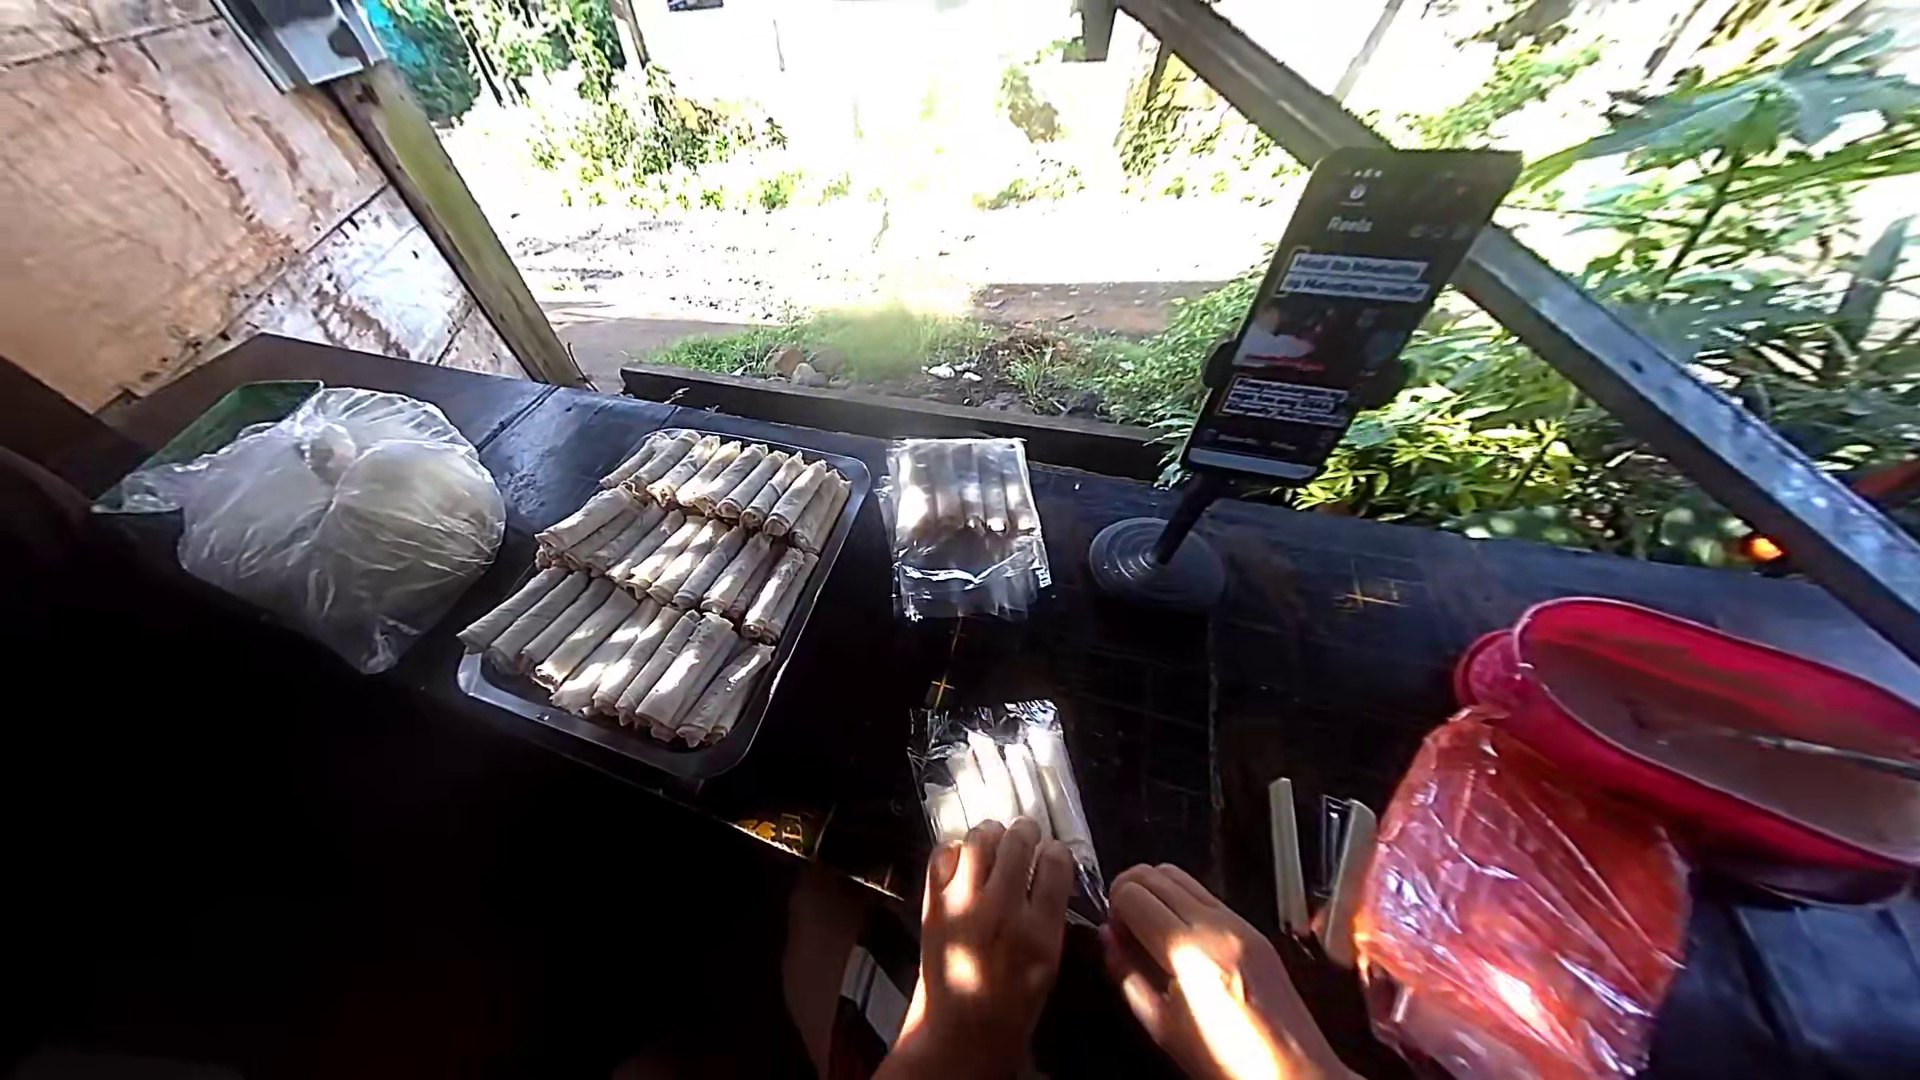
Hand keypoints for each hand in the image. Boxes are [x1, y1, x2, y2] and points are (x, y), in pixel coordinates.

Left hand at [881, 818, 1074, 1079]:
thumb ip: (1051, 913)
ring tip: (996, 839)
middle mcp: (1001, 911)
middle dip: (1025, 831)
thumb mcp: (1048, 964)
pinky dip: (956, 850)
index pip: (1055, 864)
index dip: (1056, 851)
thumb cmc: (1009, 1005)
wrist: (956, 1036)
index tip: (1053, 851)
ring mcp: (963, 902)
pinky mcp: (934, 901)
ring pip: (980, 837)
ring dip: (992, 833)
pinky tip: (965, 860)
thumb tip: (1050, 867)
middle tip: (1025, 833)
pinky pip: (945, 852)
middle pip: (1018, 841)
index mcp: (1037, 934)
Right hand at [1102, 864, 1353, 1079]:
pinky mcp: (1250, 924)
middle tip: (1124, 923)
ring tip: (1150, 924)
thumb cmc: (1229, 1065)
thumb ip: (1126, 974)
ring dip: (1153, 889)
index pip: (1131, 893)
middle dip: (1128, 890)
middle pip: (1150, 873)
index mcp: (1188, 952)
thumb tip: (1106, 935)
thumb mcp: (1162, 1028)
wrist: (1298, 1078)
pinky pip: (1201, 890)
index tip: (1114, 930)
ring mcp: (1235, 920)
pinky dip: (1178, 897)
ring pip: (1175, 872)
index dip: (1113, 907)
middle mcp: (1213, 924)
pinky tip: (1178, 931)